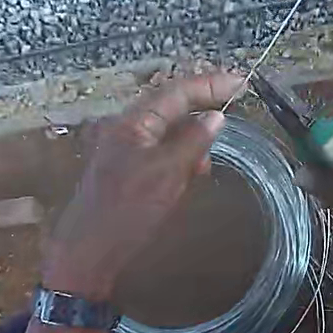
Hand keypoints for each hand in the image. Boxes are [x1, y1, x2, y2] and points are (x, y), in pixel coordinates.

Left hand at [42, 72, 244, 298]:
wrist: (90, 250)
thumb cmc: (126, 211)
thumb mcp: (167, 174)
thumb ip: (193, 142)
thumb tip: (217, 117)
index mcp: (133, 122)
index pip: (177, 92)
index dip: (211, 85)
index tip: (241, 83)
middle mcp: (127, 128)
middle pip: (171, 105)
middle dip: (203, 105)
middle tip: (234, 103)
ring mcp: (126, 148)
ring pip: (168, 129)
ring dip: (193, 136)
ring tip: (208, 158)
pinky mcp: (129, 168)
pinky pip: (162, 150)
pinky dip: (182, 155)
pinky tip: (193, 170)